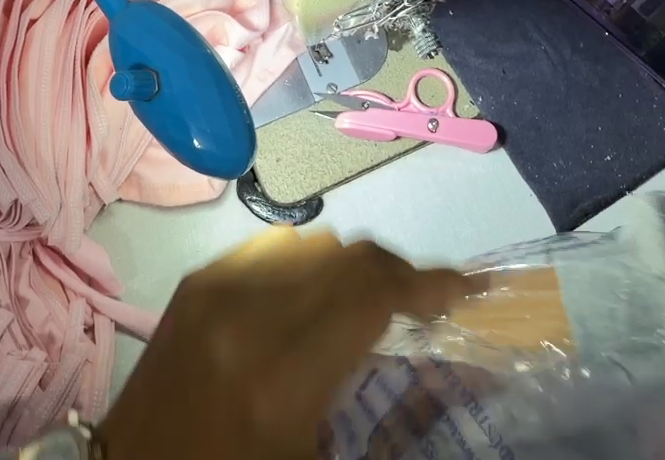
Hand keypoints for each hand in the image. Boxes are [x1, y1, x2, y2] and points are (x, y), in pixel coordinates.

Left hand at [98, 227, 476, 459]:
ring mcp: (216, 289)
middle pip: (350, 258)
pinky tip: (308, 298)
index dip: (429, 284)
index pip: (373, 294)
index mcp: (281, 378)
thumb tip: (448, 379)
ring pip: (316, 243)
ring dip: (353, 268)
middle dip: (399, 275)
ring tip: (365, 305)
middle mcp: (249, 314)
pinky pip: (275, 247)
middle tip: (423, 304)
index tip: (468, 288)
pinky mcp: (196, 280)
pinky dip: (308, 264)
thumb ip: (388, 422)